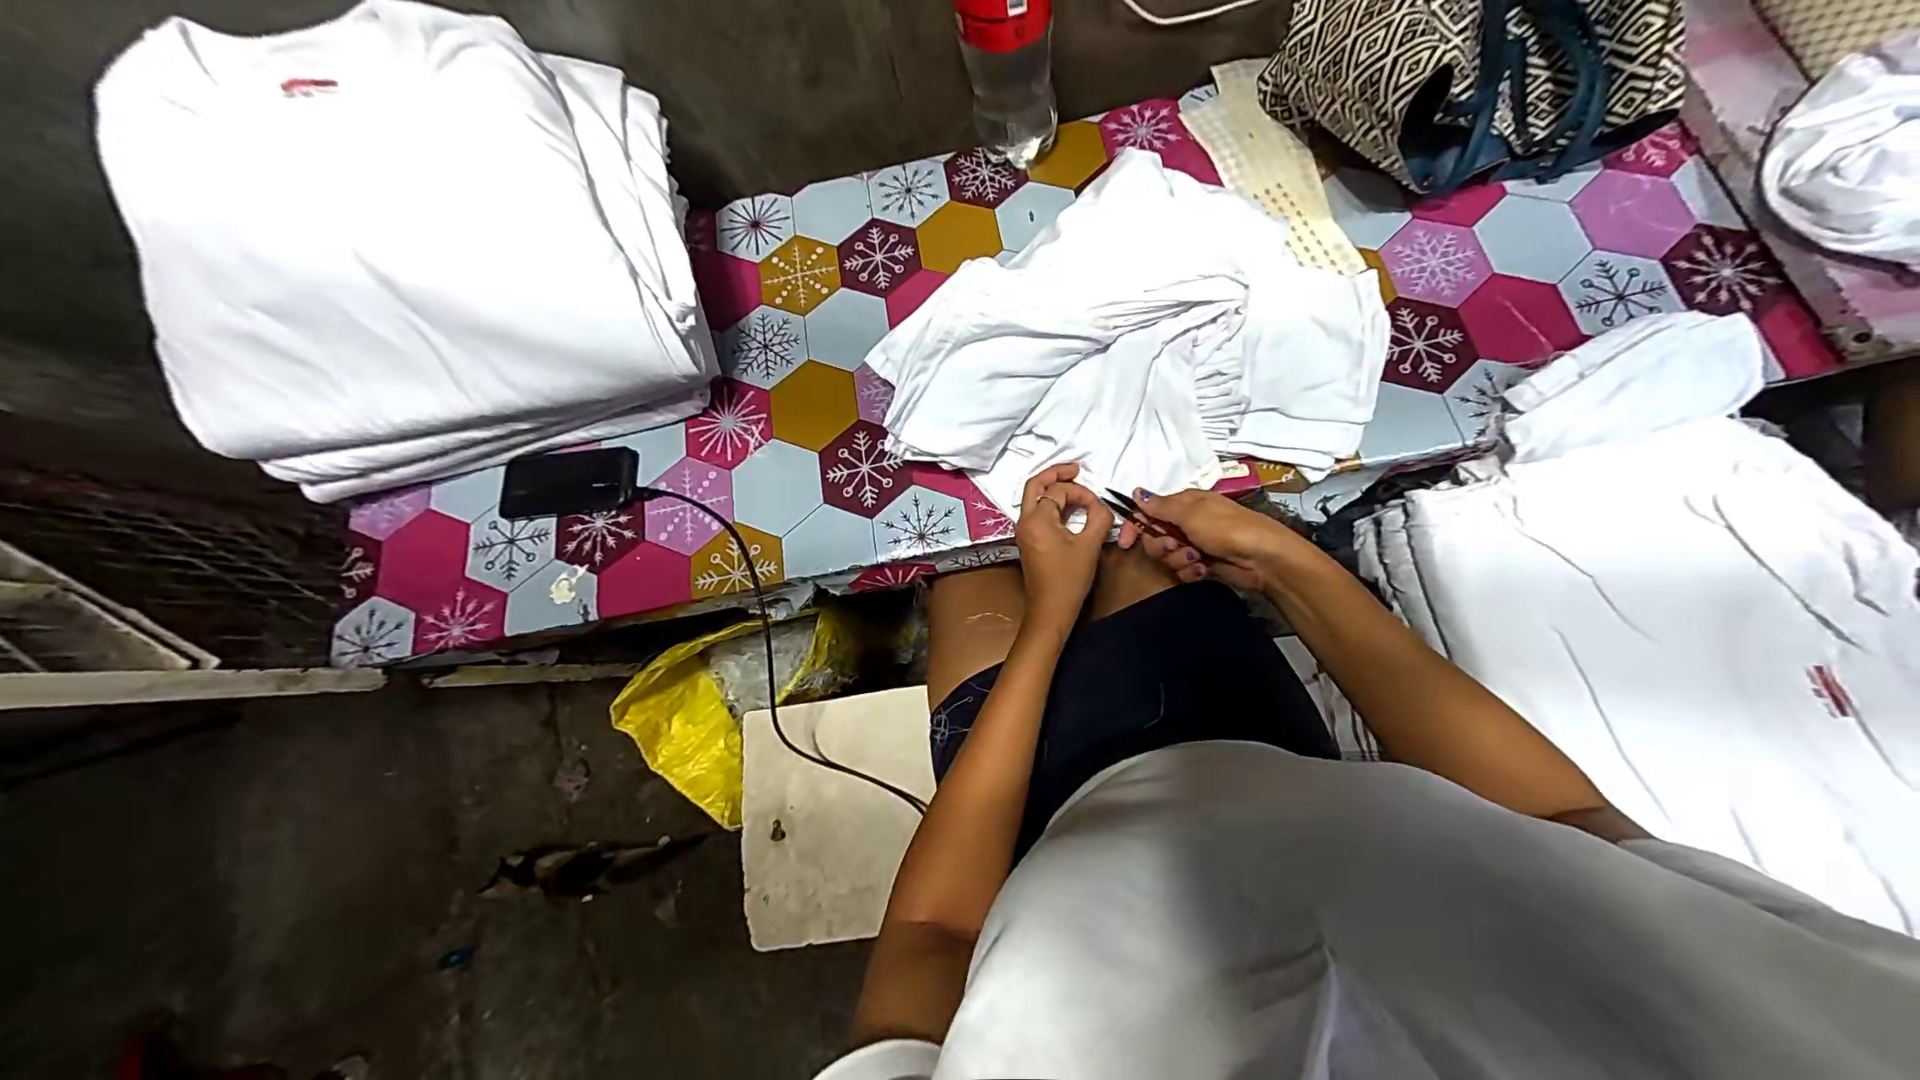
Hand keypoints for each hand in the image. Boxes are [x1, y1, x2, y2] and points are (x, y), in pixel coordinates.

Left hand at [1013, 464, 1112, 628]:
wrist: (1050, 609)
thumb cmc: (1069, 579)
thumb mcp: (1090, 545)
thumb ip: (1098, 518)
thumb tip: (1100, 507)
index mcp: (1037, 520)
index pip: (1058, 492)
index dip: (1081, 493)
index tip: (1097, 506)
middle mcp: (1024, 521)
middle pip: (1034, 485)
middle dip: (1055, 474)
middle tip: (1075, 469)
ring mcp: (1023, 531)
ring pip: (1032, 498)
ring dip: (1051, 488)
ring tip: (1073, 485)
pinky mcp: (1027, 540)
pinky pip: (1035, 512)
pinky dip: (1050, 503)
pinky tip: (1066, 507)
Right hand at [1116, 487, 1295, 590]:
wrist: (1262, 558)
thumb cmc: (1226, 528)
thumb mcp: (1190, 513)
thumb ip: (1160, 506)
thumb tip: (1136, 492)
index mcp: (1183, 503)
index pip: (1147, 512)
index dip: (1133, 526)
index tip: (1125, 542)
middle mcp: (1185, 522)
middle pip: (1152, 537)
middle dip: (1160, 545)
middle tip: (1174, 545)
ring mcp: (1193, 543)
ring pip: (1166, 556)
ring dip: (1177, 559)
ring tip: (1196, 558)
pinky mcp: (1200, 563)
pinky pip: (1180, 569)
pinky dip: (1189, 571)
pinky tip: (1202, 569)